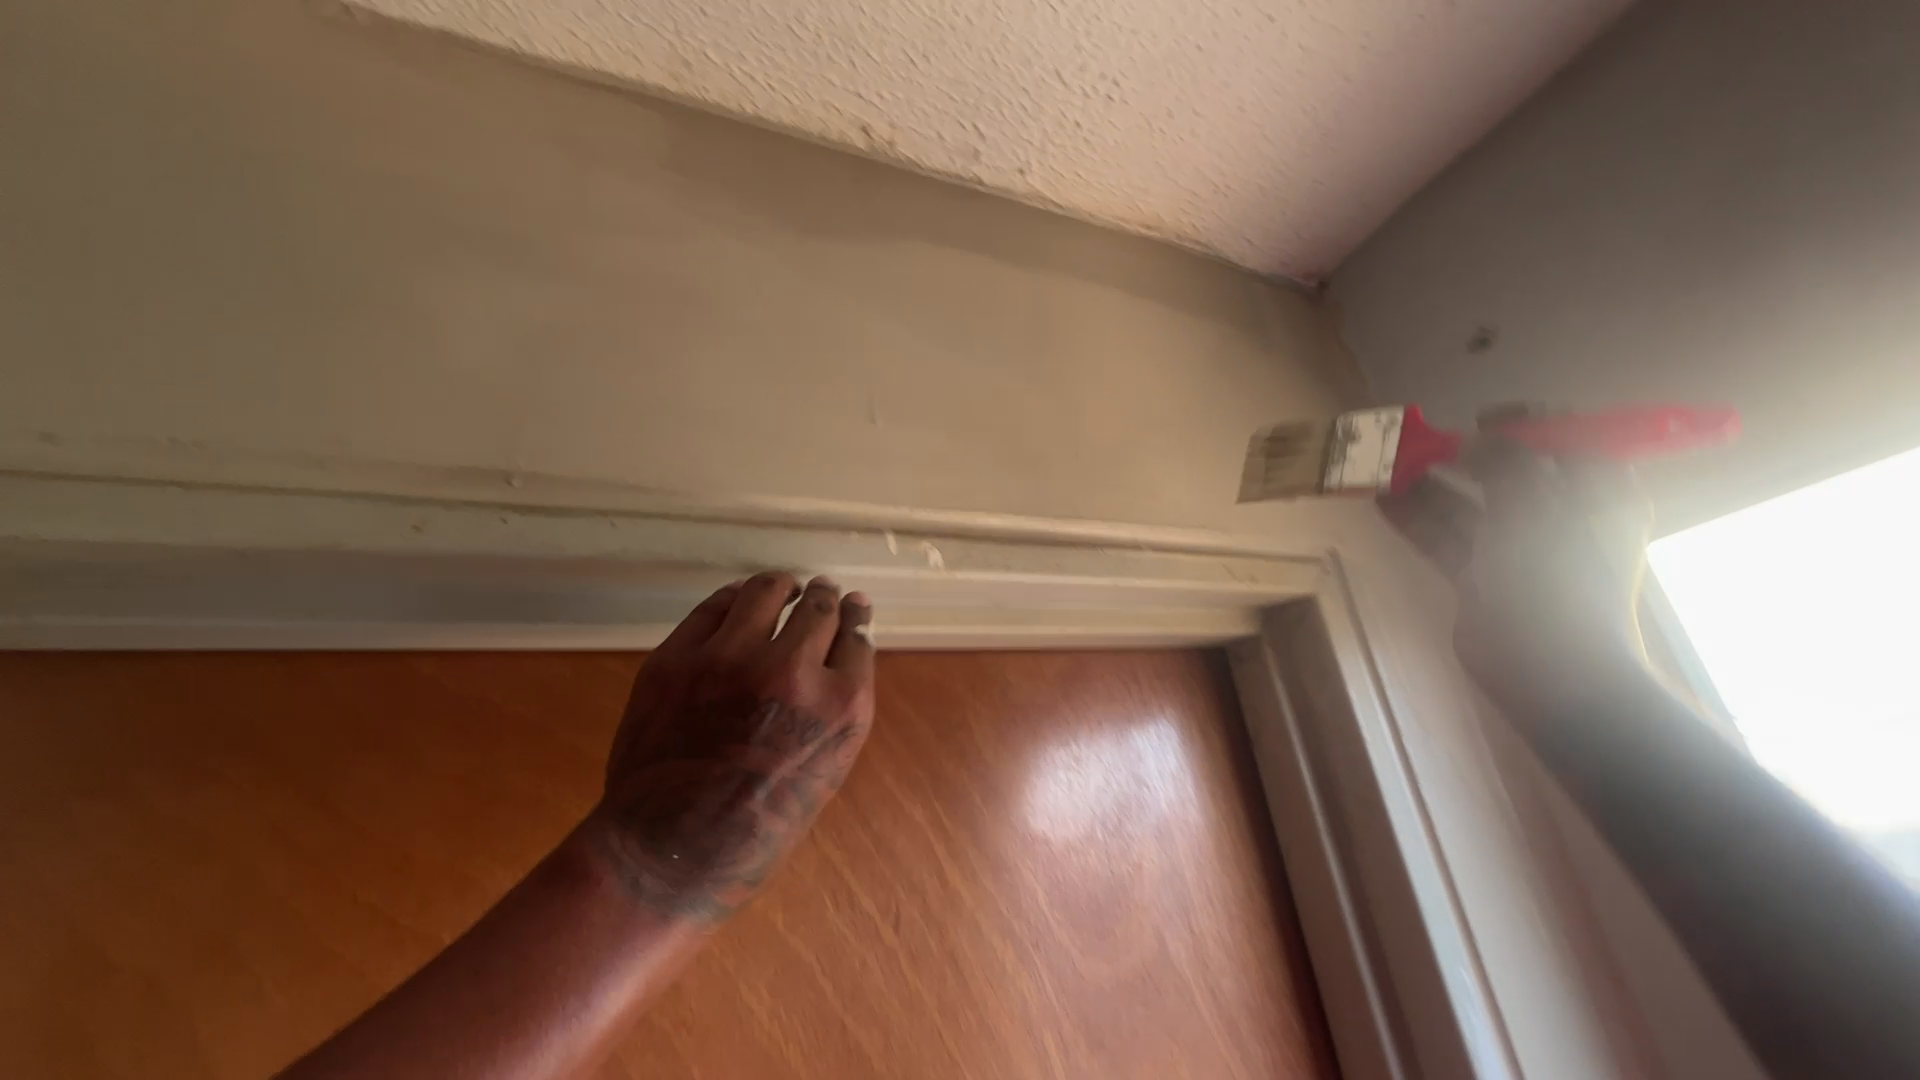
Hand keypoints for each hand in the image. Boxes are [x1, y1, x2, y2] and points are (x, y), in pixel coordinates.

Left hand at [583, 572, 875, 921]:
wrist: (669, 851)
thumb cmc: (760, 827)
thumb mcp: (825, 768)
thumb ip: (833, 708)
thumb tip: (834, 658)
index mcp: (841, 707)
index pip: (857, 639)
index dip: (855, 621)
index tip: (853, 610)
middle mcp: (795, 670)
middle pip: (821, 609)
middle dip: (826, 597)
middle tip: (822, 591)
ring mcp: (732, 658)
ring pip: (769, 590)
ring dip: (783, 585)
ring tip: (784, 587)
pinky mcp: (679, 655)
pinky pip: (715, 606)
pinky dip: (735, 599)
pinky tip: (740, 601)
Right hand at [1383, 428, 1654, 715]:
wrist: (1546, 664)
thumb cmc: (1553, 572)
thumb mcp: (1533, 499)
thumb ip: (1501, 459)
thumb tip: (1470, 440)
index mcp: (1596, 493)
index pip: (1567, 441)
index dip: (1527, 422)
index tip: (1483, 416)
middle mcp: (1558, 516)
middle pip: (1507, 473)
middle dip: (1462, 455)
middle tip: (1420, 441)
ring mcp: (1515, 549)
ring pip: (1467, 505)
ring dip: (1428, 484)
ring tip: (1386, 466)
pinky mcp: (1479, 577)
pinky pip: (1444, 537)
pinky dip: (1415, 518)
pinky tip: (1382, 500)